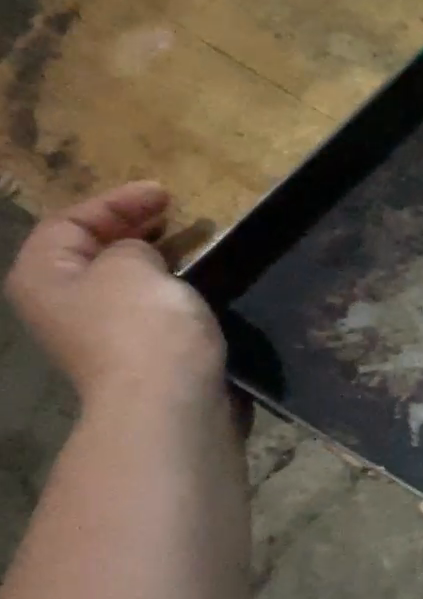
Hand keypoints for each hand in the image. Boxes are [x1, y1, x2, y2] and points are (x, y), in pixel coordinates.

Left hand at [4, 182, 224, 406]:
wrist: (171, 406)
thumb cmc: (144, 330)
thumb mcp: (133, 268)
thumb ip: (132, 249)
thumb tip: (141, 256)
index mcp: (43, 276)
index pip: (70, 223)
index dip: (117, 202)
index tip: (166, 193)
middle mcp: (62, 306)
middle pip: (93, 256)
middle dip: (135, 235)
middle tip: (178, 220)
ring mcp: (102, 338)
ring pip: (127, 288)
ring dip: (160, 270)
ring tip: (196, 258)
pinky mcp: (144, 362)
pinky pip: (155, 318)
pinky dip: (177, 302)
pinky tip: (203, 300)